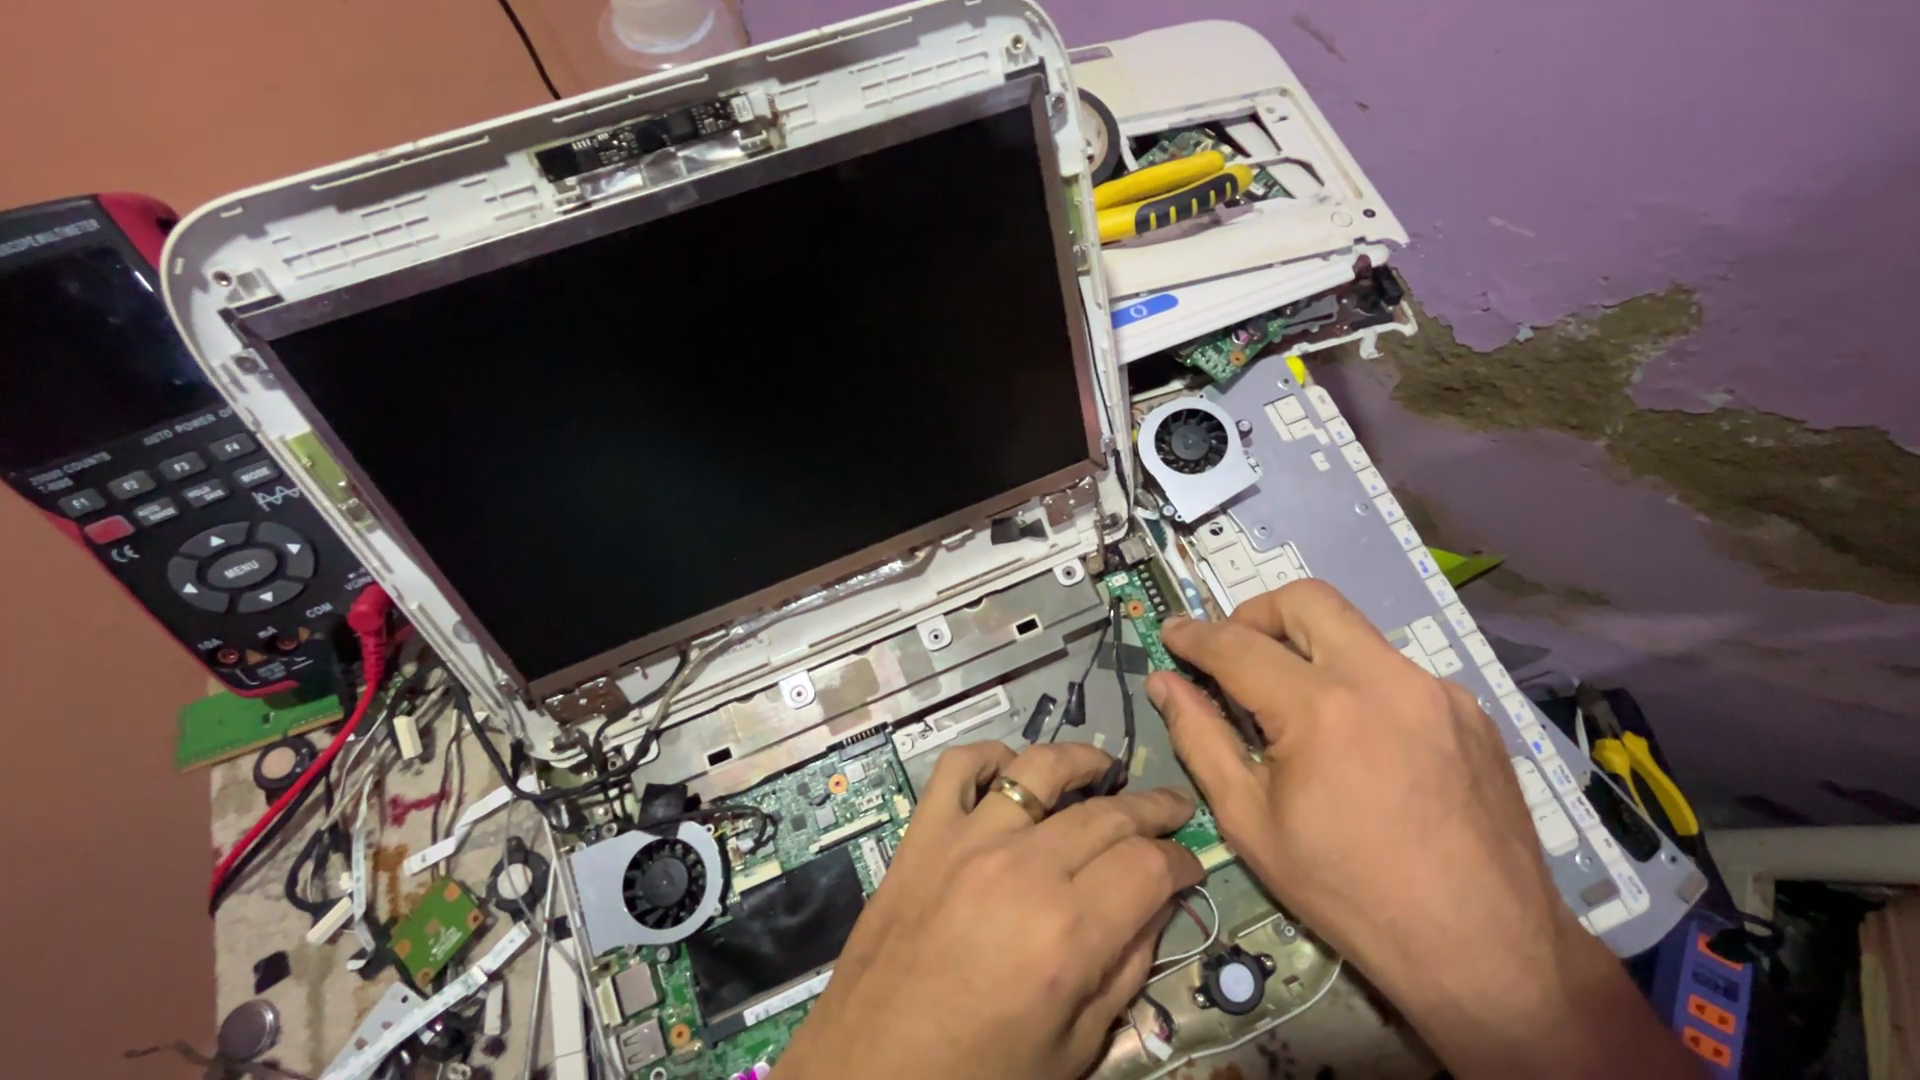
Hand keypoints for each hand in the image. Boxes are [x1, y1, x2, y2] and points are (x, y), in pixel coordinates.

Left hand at [775, 741, 1202, 1079]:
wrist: (872, 1072)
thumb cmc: (979, 1072)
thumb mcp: (1075, 1046)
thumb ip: (1125, 968)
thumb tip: (1158, 905)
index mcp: (1069, 932)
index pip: (1150, 865)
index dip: (1182, 860)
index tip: (1190, 864)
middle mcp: (1022, 870)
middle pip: (1106, 813)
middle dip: (1152, 809)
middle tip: (1171, 811)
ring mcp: (966, 842)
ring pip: (1038, 770)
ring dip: (1082, 761)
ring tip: (1106, 768)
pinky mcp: (921, 836)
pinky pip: (958, 769)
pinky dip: (990, 757)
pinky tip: (1011, 770)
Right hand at [1149, 580, 1693, 1079]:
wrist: (1484, 949)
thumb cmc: (1347, 891)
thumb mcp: (1250, 822)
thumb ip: (1201, 739)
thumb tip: (1164, 683)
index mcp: (1321, 709)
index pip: (1238, 644)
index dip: (1195, 634)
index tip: (1172, 632)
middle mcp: (1383, 678)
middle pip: (1306, 599)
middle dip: (1255, 613)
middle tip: (1233, 652)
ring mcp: (1436, 689)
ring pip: (1355, 631)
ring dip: (1309, 648)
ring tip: (1295, 706)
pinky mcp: (1470, 711)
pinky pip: (1396, 672)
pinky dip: (1358, 684)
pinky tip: (1359, 742)